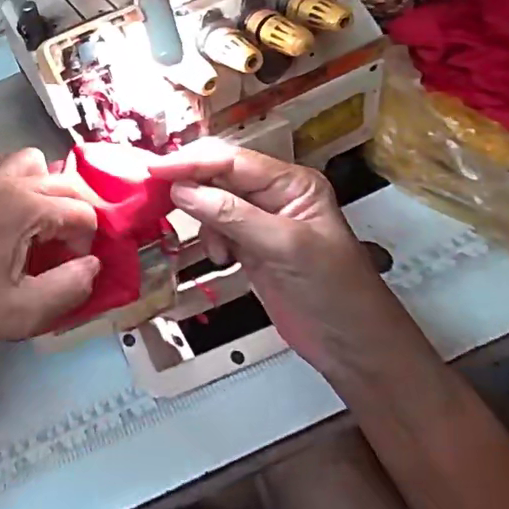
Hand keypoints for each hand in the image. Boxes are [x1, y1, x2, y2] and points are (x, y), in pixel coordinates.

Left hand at [0, 149, 101, 369]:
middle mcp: (8, 182)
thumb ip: (70, 288)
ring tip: (33, 219)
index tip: (72, 266)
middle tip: (63, 245)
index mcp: (29, 209)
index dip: (86, 240)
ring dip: (42, 184)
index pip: (81, 211)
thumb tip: (92, 264)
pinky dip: (5, 178)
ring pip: (28, 160)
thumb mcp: (24, 314)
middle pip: (62, 180)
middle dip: (73, 209)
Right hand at [149, 141, 422, 377]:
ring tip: (216, 249)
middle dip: (190, 184)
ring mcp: (261, 220)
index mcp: (291, 182)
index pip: (232, 160)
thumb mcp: (286, 247)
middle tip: (157, 196)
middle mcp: (274, 194)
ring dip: (203, 220)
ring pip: (213, 202)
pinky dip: (211, 240)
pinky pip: (217, 229)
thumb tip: (182, 189)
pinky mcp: (251, 246)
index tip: (154, 169)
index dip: (191, 161)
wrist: (354, 347)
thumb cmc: (335, 292)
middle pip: (219, 175)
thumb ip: (233, 216)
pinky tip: (222, 259)